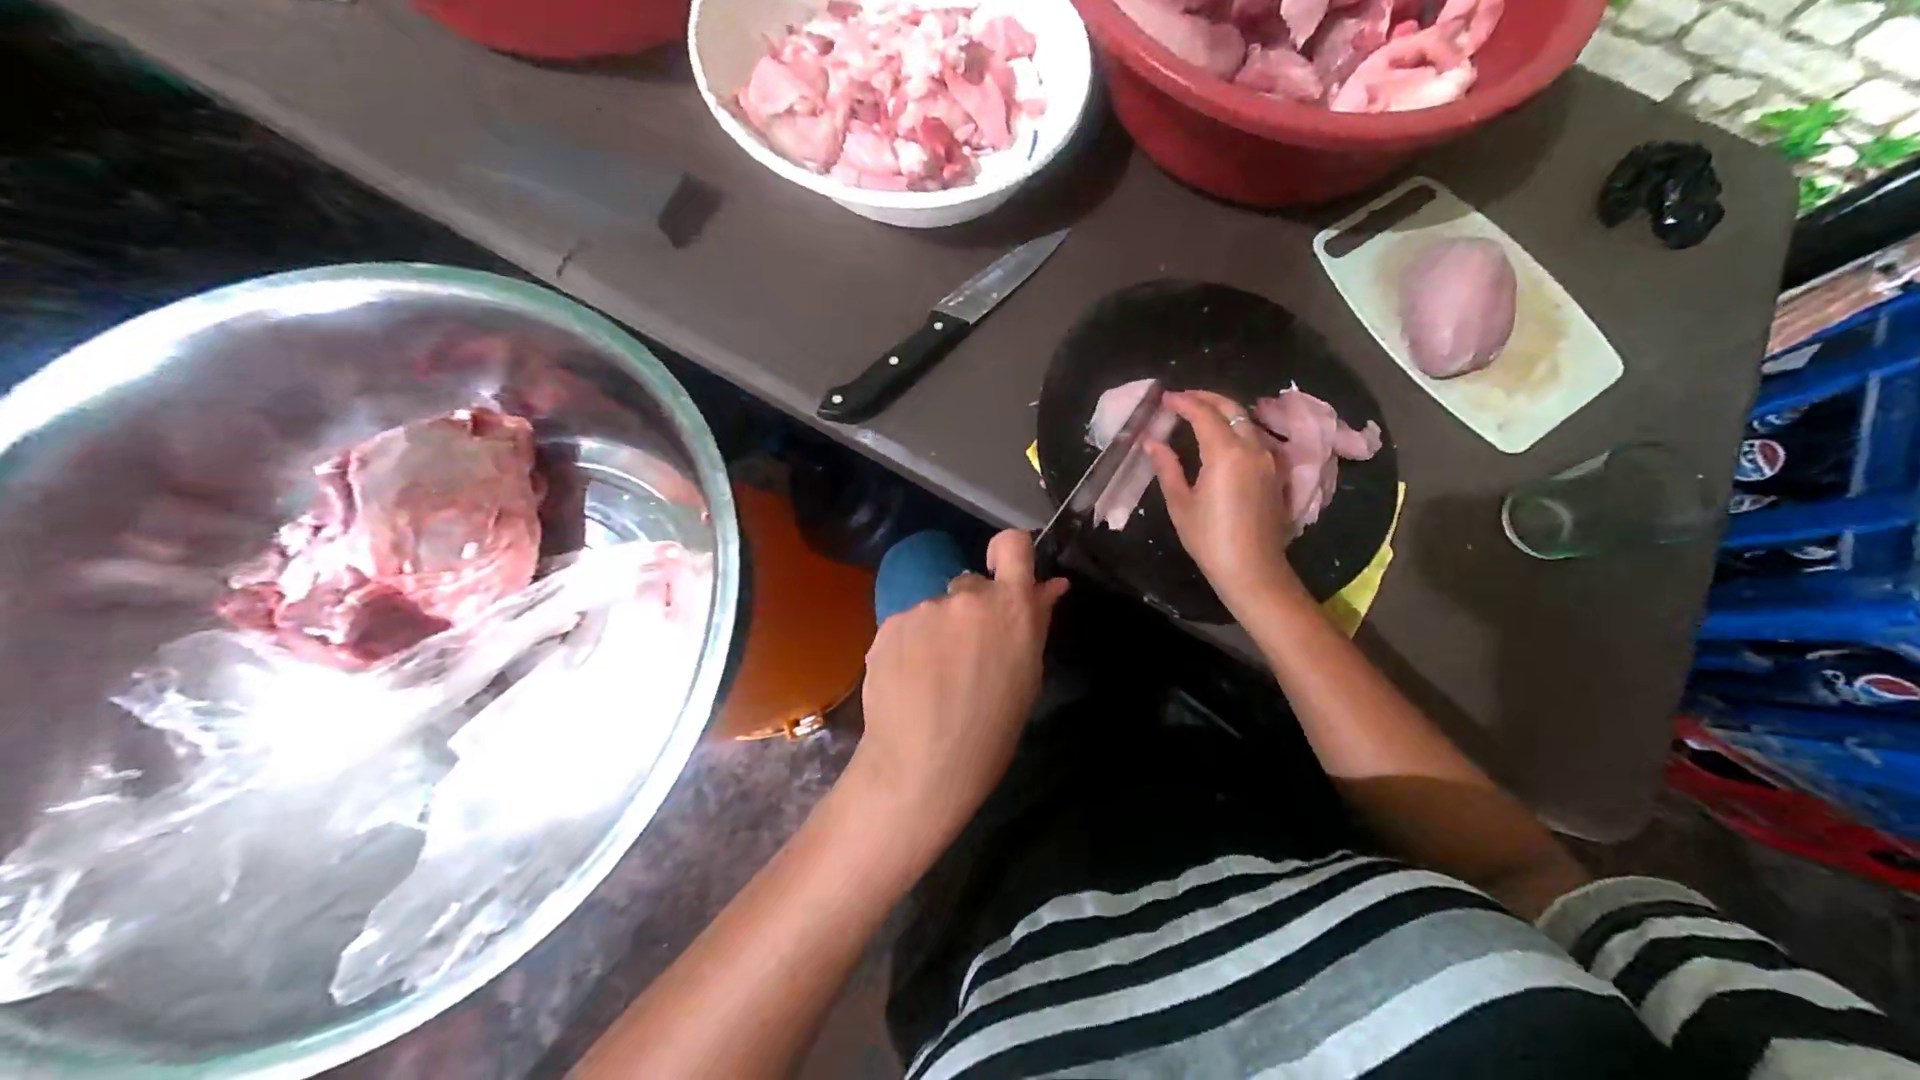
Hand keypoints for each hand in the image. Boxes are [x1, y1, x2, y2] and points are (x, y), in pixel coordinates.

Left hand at [849, 529, 1068, 833]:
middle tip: (966, 657)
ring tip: (933, 679)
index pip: (1012, 544)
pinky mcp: (889, 624)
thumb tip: (1050, 586)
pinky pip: (906, 626)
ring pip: (935, 609)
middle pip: (970, 585)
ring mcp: (924, 609)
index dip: (1009, 553)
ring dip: (937, 631)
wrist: (921, 766)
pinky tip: (909, 681)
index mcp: (1011, 607)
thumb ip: (1035, 623)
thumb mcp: (1027, 677)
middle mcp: (967, 596)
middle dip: (971, 611)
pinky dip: (909, 646)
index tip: (1004, 575)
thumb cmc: (991, 732)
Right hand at [1147, 391, 1307, 612]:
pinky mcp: (1274, 473)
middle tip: (1183, 398)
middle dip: (1206, 398)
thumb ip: (1167, 467)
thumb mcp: (1181, 503)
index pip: (1204, 414)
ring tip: (1199, 414)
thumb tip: (1152, 442)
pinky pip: (1254, 438)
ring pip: (1246, 422)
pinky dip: (1236, 428)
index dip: (1183, 402)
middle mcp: (1252, 448)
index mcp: (1225, 453)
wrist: (1252, 569)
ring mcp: (1268, 460)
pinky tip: (1221, 437)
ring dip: (1223, 412)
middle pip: (1231, 409)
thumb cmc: (1209, 539)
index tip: (1165, 398)